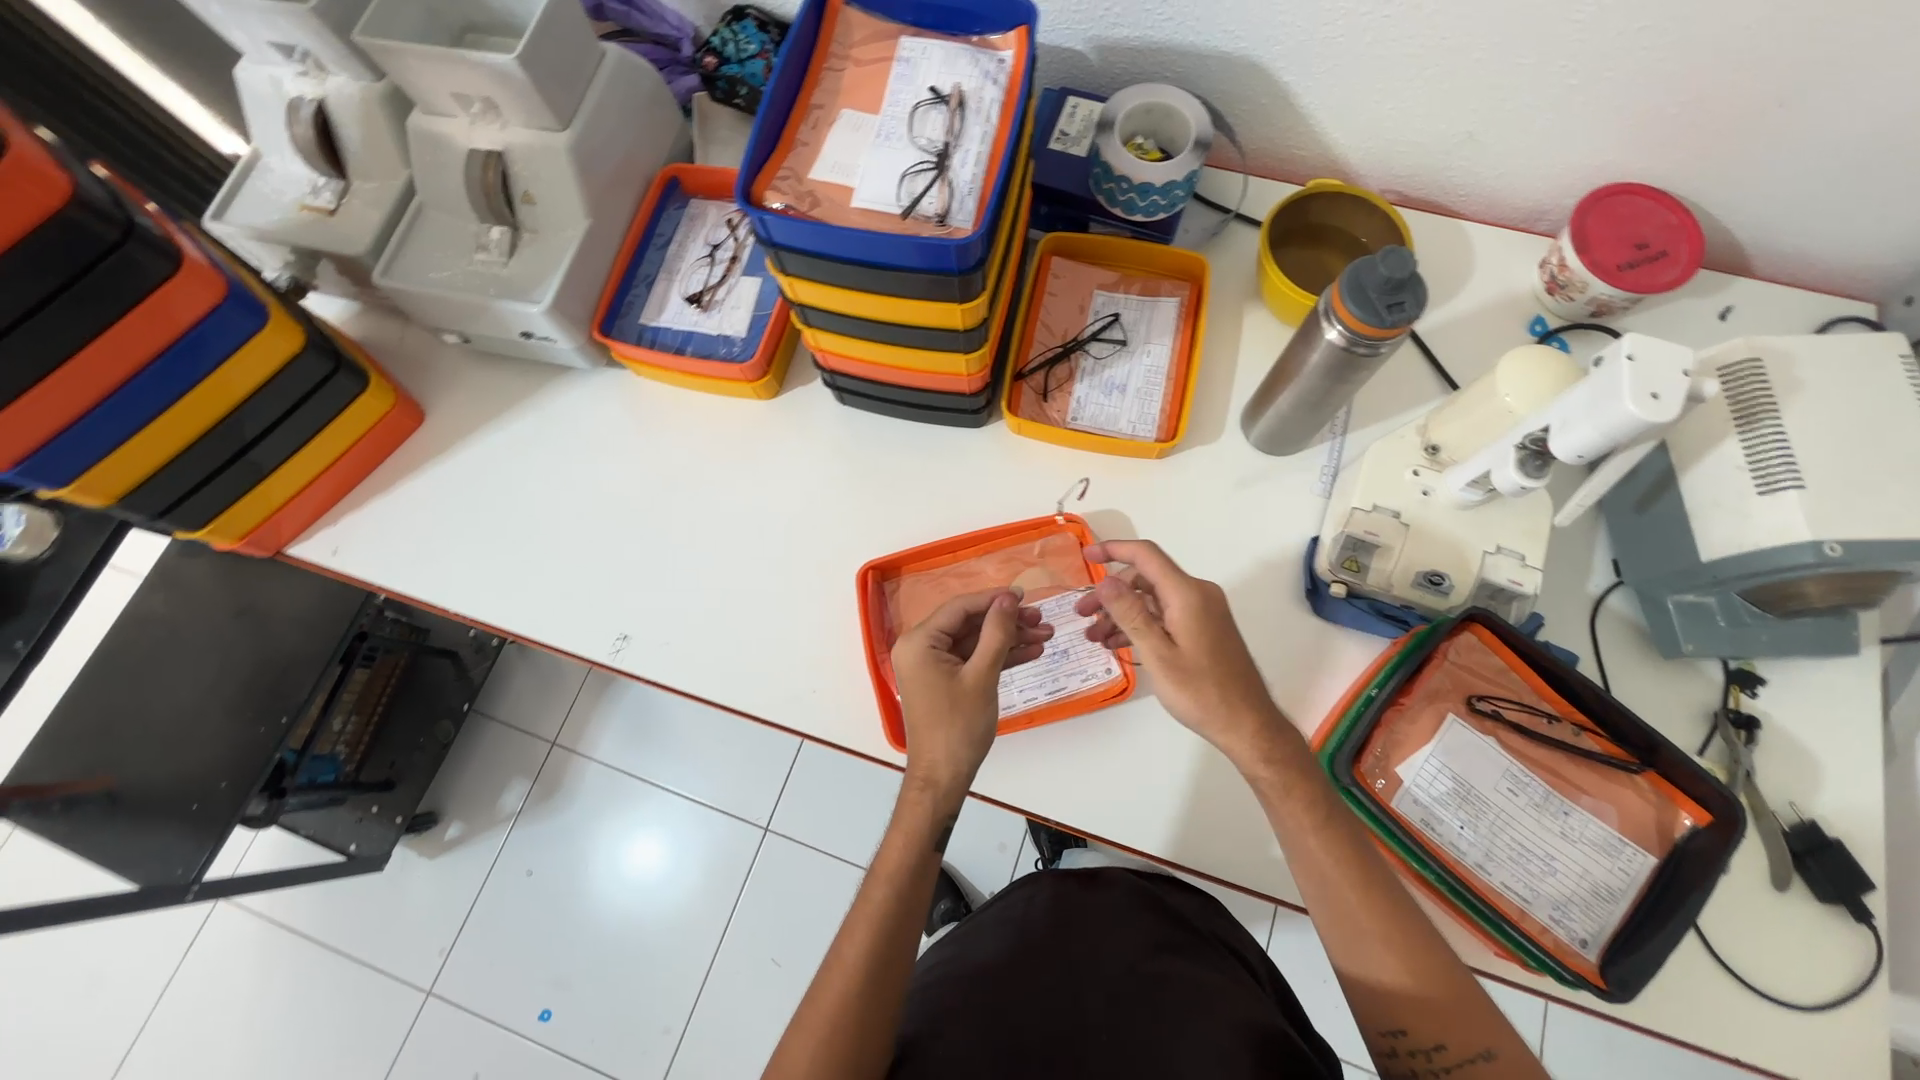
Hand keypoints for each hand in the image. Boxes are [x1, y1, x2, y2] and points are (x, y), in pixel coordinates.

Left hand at [892, 587, 1051, 802]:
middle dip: (1006, 622)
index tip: (1025, 596)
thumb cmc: (959, 726)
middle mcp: (920, 647)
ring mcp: (932, 665)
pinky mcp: (944, 680)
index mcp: (919, 641)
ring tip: (1045, 636)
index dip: (994, 599)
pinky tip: (1030, 653)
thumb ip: (996, 633)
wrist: (943, 776)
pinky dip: (998, 657)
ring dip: (1008, 639)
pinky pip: (972, 659)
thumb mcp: (982, 676)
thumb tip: (1008, 598)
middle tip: (1042, 619)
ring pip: (974, 642)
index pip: (960, 608)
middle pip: (969, 623)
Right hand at [1076, 540, 1291, 763]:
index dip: (1113, 549)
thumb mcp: (1157, 654)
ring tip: (1095, 638)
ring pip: (1153, 600)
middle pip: (1146, 579)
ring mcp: (1202, 611)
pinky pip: (1165, 616)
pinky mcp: (1203, 628)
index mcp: (1188, 594)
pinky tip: (1119, 646)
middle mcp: (1197, 594)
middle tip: (1083, 616)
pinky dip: (1141, 626)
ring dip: (1122, 614)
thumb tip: (1105, 581)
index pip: (1146, 556)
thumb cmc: (1200, 692)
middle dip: (1111, 595)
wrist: (1246, 723)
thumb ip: (1130, 614)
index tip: (1086, 556)